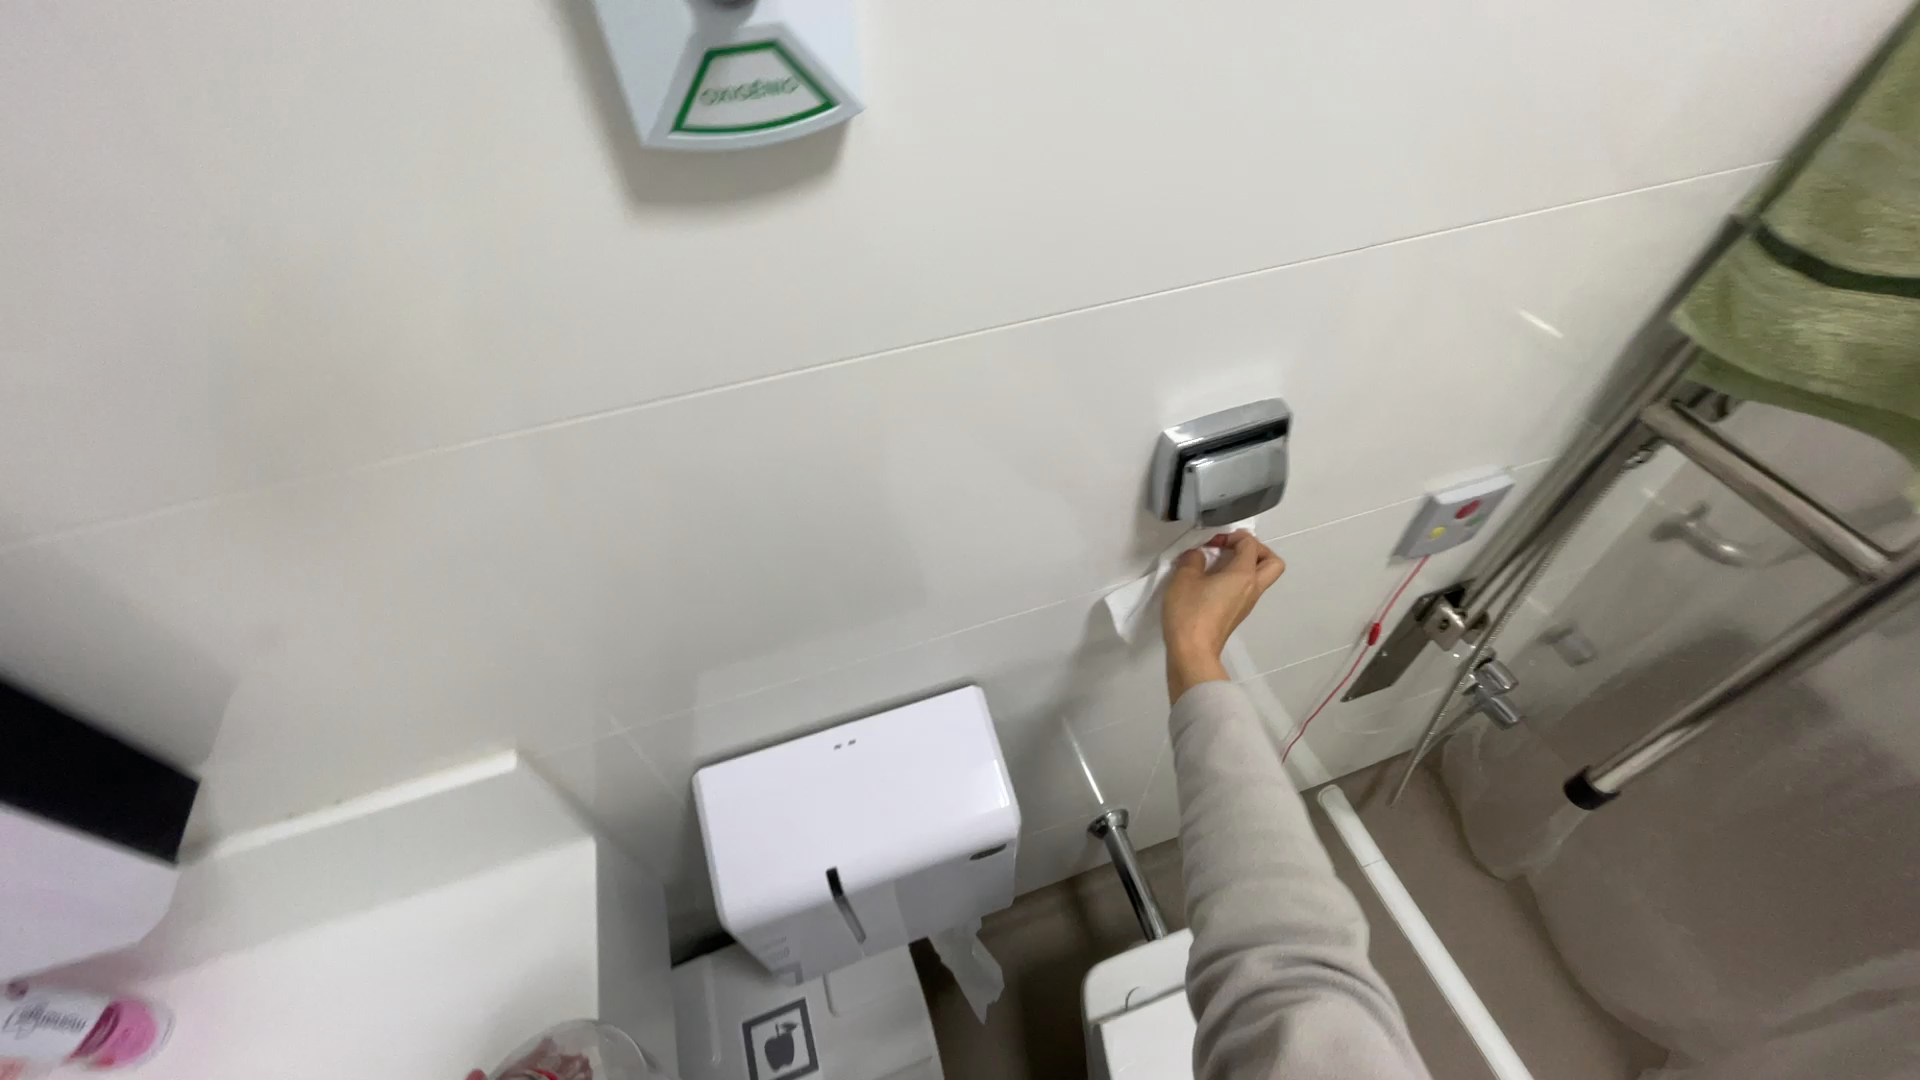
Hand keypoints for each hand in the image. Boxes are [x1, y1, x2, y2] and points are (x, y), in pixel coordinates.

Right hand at [1161, 530, 1284, 702]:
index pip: (1250, 545)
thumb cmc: (1190, 611)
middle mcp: (1253, 587)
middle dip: (1255, 550)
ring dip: (1245, 565)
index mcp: (1244, 574)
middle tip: (1232, 549)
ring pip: (1261, 576)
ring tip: (1218, 564)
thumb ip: (1193, 559)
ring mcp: (1248, 603)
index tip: (1212, 542)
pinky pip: (1247, 588)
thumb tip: (1198, 555)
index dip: (1232, 536)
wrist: (1192, 650)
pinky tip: (1212, 581)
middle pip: (1272, 562)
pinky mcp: (1238, 613)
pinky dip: (1236, 579)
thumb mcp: (1184, 578)